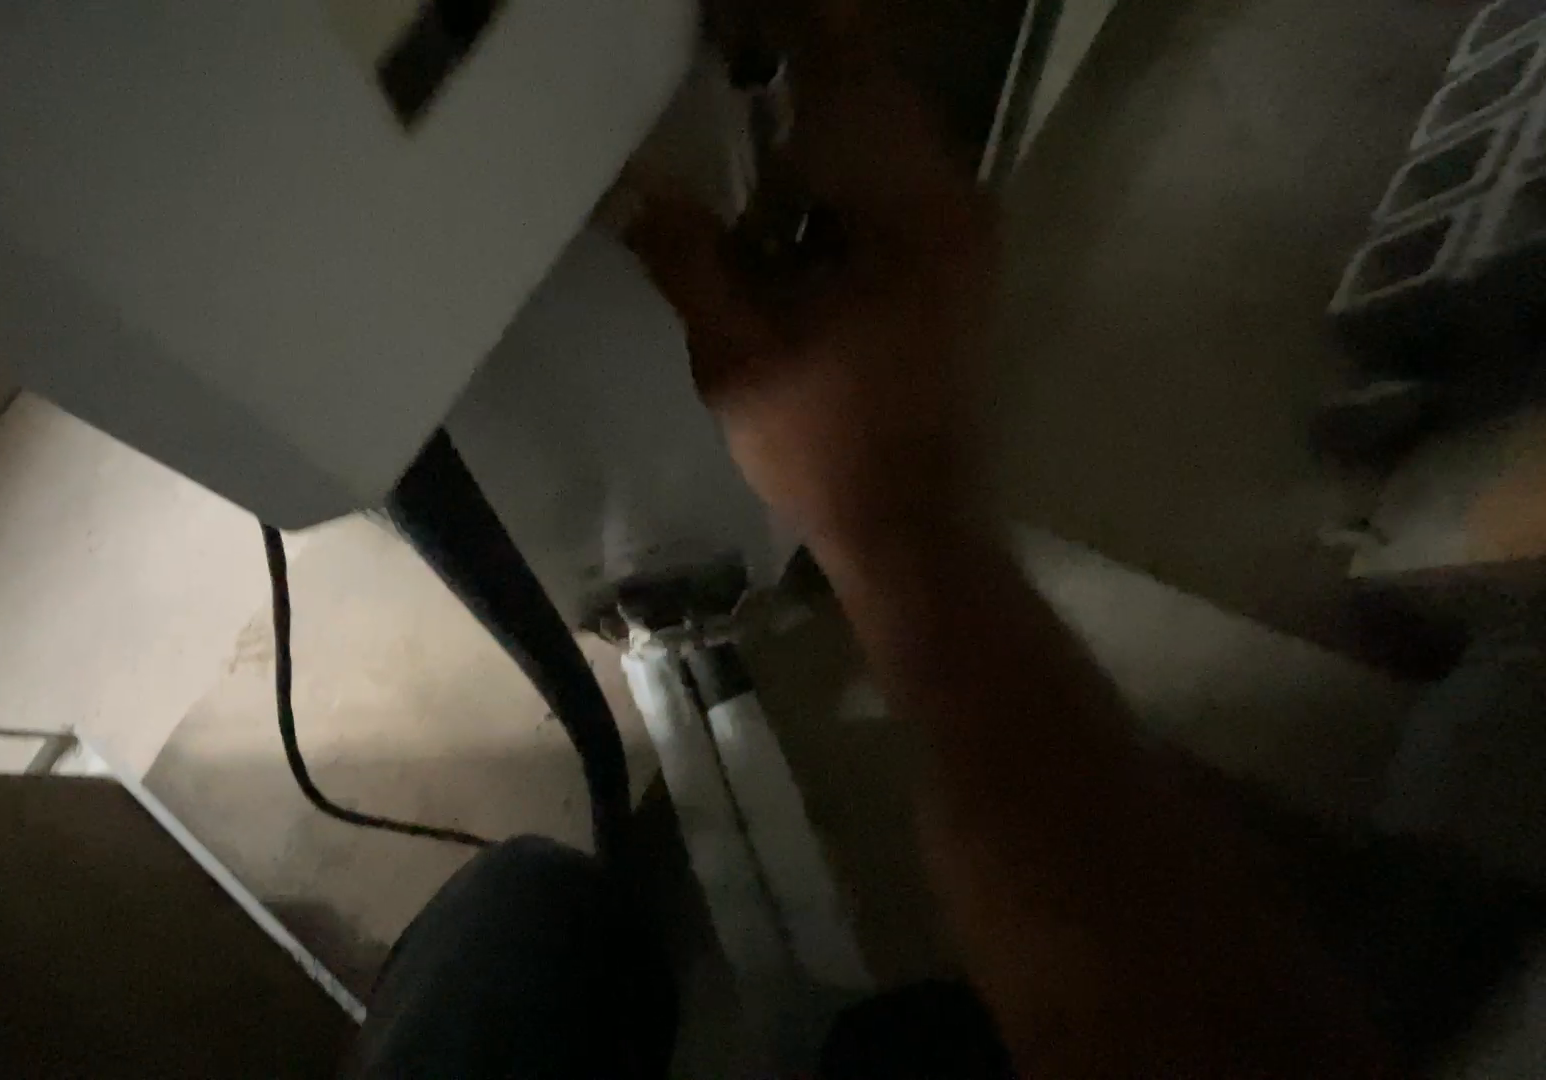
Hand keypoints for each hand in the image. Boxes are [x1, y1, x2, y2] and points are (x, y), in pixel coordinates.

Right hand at [619, 20, 996, 551]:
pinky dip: (834, 192)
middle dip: (801, 84)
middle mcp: (952, 209)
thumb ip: (688, 263)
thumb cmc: (823, 444)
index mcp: (909, 214)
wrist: (903, 523)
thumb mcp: (737, 355)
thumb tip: (636, 192)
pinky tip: (784, 219)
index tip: (745, 15)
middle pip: (873, 105)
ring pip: (881, 156)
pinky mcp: (950, 278)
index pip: (853, 79)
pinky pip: (889, 201)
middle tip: (734, 73)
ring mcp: (960, 245)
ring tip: (748, 147)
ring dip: (815, 145)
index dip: (801, 29)